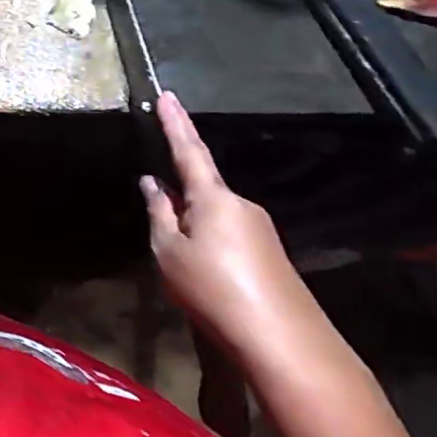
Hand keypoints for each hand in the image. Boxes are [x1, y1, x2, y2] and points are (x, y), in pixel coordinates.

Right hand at [142, 91, 323, 361]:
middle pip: (200, 190)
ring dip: (191, 227)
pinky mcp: (268, 254)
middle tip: (161, 232)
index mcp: (213, 197)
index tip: (166, 95)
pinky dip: (207, 244)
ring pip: (212, 216)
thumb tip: (153, 183)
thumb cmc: (213, 288)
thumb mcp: (168, 251)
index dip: (175, 122)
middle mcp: (240, 204)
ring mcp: (259, 229)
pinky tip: (202, 274)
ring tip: (179, 263)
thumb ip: (158, 213)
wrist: (283, 341)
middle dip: (177, 200)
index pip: (189, 149)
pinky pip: (227, 235)